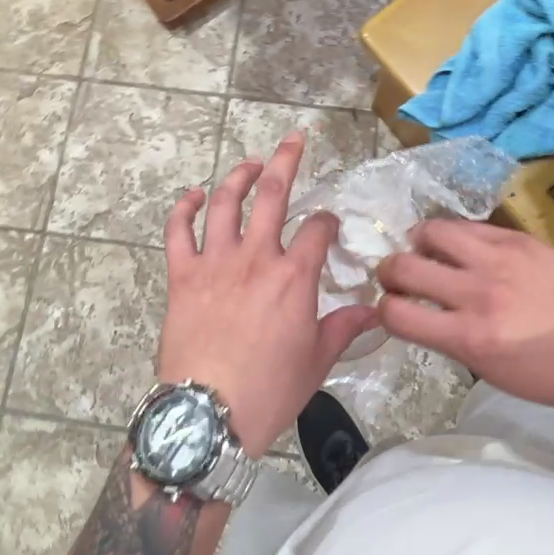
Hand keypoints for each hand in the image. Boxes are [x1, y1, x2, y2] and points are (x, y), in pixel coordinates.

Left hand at [157, 132, 379, 456]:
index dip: (327, 221)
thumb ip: (343, 328)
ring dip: (239, 175)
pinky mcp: (182, 275)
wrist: (209, 416)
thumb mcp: (317, 362)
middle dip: (287, 159)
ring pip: (226, 202)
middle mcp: (256, 257)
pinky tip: (194, 195)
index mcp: (293, 276)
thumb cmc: (269, 391)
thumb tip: (374, 312)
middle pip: (273, 192)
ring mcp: (215, 262)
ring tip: (250, 164)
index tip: (328, 226)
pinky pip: (179, 231)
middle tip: (294, 138)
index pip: (317, 229)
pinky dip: (185, 208)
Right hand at [377, 219, 553, 414]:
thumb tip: (419, 311)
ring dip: (418, 242)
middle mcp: (478, 293)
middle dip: (389, 271)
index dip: (384, 311)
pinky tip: (461, 246)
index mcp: (470, 338)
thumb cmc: (549, 375)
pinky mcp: (519, 239)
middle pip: (404, 266)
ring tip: (425, 250)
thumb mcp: (489, 369)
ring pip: (432, 230)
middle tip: (396, 276)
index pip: (397, 314)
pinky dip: (455, 236)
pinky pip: (470, 226)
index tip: (391, 309)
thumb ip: (449, 337)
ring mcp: (499, 259)